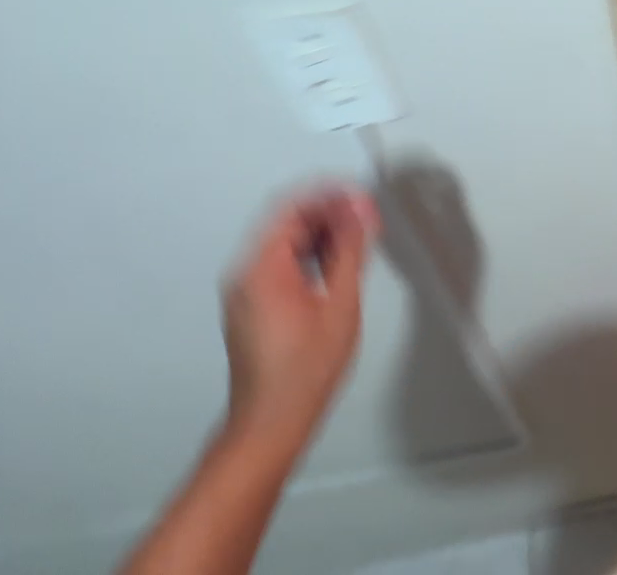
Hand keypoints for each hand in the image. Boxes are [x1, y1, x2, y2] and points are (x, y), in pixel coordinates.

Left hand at [221, 187, 375, 444]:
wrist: (272, 421)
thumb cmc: (308, 366)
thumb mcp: (340, 303)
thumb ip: (349, 250)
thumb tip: (359, 209)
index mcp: (260, 267)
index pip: (292, 208)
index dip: (330, 196)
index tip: (365, 198)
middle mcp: (246, 271)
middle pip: (287, 222)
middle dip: (330, 212)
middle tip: (370, 217)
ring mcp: (247, 289)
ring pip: (287, 241)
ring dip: (324, 232)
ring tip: (363, 236)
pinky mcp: (254, 303)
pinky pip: (283, 262)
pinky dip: (313, 253)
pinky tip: (342, 261)